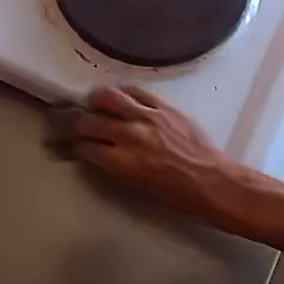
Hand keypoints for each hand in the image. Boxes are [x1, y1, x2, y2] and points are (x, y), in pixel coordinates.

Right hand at [64, 86, 250, 222]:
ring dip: (96, 100)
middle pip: (89, 121)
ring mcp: (147, 117)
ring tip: (95, 103)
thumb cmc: (175, 193)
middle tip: (76, 123)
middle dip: (77, 123)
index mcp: (121, 162)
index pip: (85, 147)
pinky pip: (137, 90)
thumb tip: (97, 151)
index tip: (73, 144)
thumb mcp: (136, 185)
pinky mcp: (164, 106)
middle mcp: (129, 136)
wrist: (210, 180)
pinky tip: (122, 97)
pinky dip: (125, 92)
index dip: (75, 145)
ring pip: (108, 96)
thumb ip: (113, 165)